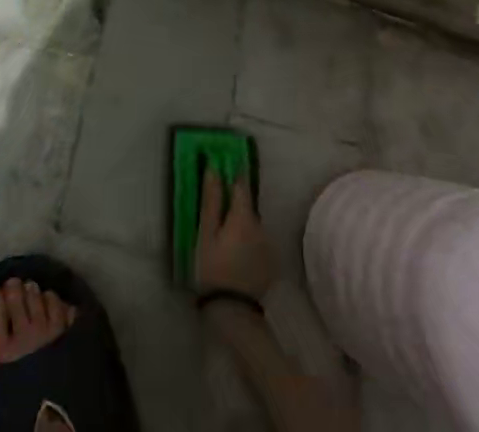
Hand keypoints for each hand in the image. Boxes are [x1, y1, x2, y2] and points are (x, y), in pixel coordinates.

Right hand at [194, 165, 274, 298]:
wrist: (233, 310)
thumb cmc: (213, 268)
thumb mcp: (206, 233)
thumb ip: (211, 200)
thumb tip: (213, 169)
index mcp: (244, 216)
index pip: (242, 185)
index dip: (232, 175)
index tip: (222, 171)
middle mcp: (261, 226)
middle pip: (247, 207)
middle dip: (235, 207)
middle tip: (217, 219)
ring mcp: (269, 245)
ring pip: (253, 226)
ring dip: (241, 227)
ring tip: (225, 243)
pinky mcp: (272, 262)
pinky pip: (258, 243)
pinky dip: (248, 243)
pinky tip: (236, 257)